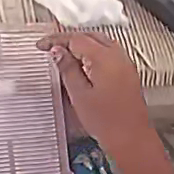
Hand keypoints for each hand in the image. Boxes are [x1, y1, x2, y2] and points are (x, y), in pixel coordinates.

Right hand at [40, 31, 155, 162]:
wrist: (130, 137)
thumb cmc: (106, 121)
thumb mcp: (79, 94)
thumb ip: (67, 69)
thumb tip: (58, 52)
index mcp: (104, 58)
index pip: (76, 39)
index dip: (56, 40)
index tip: (42, 46)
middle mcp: (117, 56)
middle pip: (89, 36)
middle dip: (69, 39)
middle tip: (51, 48)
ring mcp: (125, 64)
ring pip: (100, 42)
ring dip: (82, 44)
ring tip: (65, 54)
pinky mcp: (127, 73)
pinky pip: (109, 53)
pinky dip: (93, 52)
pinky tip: (84, 64)